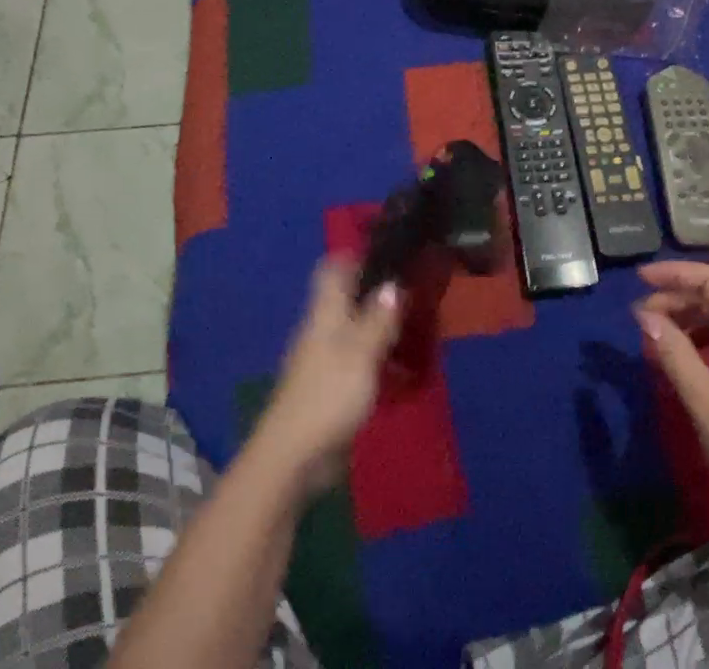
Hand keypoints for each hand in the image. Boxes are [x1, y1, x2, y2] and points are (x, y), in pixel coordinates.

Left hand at [254, 257, 401, 495]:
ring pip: (351, 330)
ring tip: (414, 323)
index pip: (331, 271)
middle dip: (375, 291)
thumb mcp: (360, 354)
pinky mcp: (328, 390)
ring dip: (378, 324)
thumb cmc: (328, 397)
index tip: (388, 252)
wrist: (293, 456)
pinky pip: (355, 360)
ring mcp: (321, 362)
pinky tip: (398, 364)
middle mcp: (319, 332)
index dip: (355, 256)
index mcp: (323, 316)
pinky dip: (375, 355)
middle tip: (414, 289)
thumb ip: (376, 320)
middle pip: (344, 300)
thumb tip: (391, 283)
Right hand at [635, 261, 708, 524]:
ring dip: (689, 316)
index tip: (639, 277)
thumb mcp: (705, 399)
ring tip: (655, 331)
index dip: (675, 273)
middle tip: (640, 314)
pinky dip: (704, 336)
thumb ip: (674, 352)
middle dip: (677, 296)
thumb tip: (644, 316)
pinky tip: (682, 351)